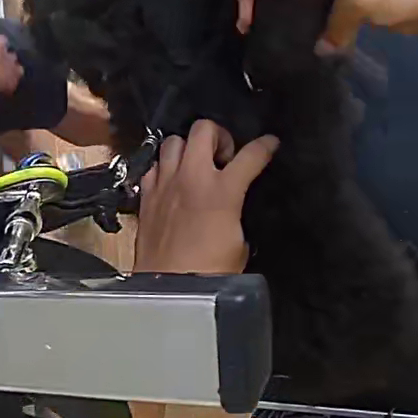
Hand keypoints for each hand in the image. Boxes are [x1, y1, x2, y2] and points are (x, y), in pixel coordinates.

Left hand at [134, 120, 278, 274]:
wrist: (170, 287)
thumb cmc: (212, 269)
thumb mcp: (240, 242)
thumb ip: (238, 214)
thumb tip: (232, 210)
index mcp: (224, 190)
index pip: (251, 155)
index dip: (265, 146)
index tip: (270, 143)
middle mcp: (193, 177)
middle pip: (203, 129)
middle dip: (219, 137)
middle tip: (225, 158)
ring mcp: (166, 183)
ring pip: (174, 140)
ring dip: (189, 148)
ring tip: (196, 166)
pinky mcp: (146, 194)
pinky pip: (155, 165)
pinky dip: (166, 167)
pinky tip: (174, 182)